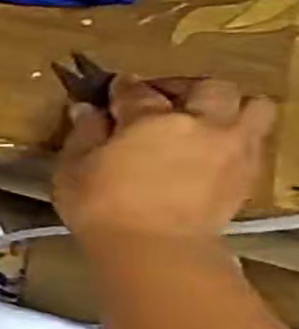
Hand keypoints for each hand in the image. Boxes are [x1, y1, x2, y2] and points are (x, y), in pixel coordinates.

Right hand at [54, 75, 276, 250]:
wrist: (153, 244)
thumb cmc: (99, 202)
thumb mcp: (74, 165)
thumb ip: (84, 133)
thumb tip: (86, 109)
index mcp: (154, 120)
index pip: (136, 92)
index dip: (121, 86)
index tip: (111, 84)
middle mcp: (204, 124)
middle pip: (209, 88)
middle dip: (183, 87)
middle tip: (158, 97)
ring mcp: (235, 146)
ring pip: (253, 105)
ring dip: (227, 104)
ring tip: (200, 116)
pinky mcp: (250, 170)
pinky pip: (254, 136)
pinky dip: (235, 131)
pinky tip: (208, 145)